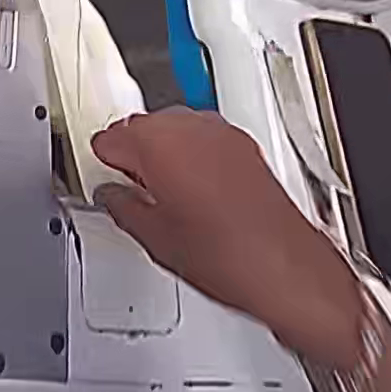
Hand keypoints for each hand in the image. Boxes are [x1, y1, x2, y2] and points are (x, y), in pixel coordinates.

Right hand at [91, 108, 365, 368]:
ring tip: (166, 192)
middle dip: (132, 153)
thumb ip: (122, 206)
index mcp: (156, 144)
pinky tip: (195, 186)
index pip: (110, 137)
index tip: (106, 177)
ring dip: (161, 149)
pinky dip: (190, 150)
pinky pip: (200, 132)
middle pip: (139, 125)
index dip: (104, 161)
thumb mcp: (155, 239)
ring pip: (170, 125)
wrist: (286, 266)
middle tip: (131, 188)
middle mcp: (186, 126)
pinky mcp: (238, 139)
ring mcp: (215, 129)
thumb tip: (112, 195)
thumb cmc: (230, 255)